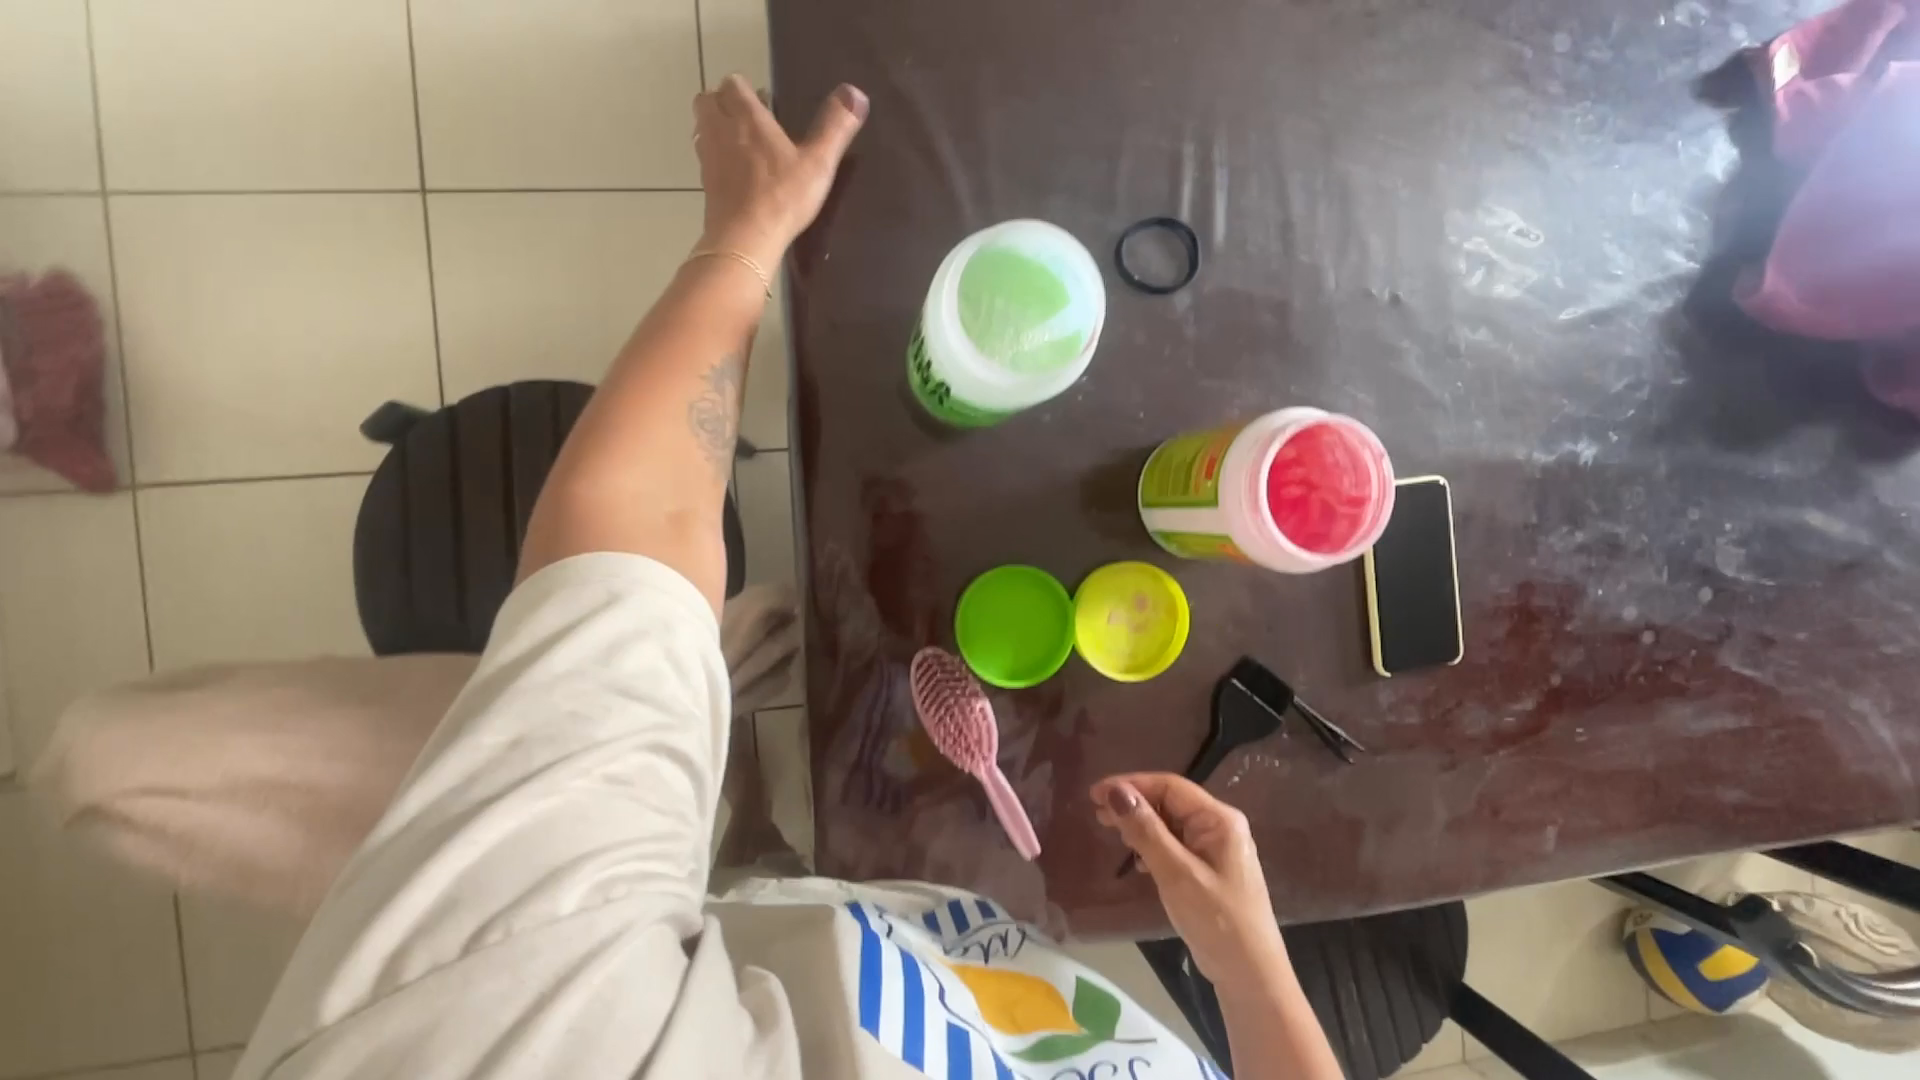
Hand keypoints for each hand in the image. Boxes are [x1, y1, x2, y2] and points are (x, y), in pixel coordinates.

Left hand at [692, 75, 867, 270]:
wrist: (744, 240)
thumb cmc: (782, 198)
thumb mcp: (818, 163)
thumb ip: (835, 127)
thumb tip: (855, 93)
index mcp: (747, 116)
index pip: (733, 83)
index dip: (746, 88)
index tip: (766, 103)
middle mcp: (721, 129)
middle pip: (708, 99)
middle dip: (725, 103)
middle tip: (750, 121)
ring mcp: (709, 157)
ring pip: (703, 127)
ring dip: (718, 127)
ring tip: (743, 145)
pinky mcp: (705, 183)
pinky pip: (706, 158)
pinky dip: (717, 157)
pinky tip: (738, 174)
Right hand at [1092, 773, 1288, 991]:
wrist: (1250, 976)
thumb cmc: (1217, 920)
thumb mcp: (1176, 873)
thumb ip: (1146, 830)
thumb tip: (1116, 791)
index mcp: (1219, 819)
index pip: (1169, 786)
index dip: (1131, 785)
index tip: (1095, 794)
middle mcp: (1220, 826)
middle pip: (1169, 801)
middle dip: (1133, 804)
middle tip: (1097, 813)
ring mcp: (1216, 849)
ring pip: (1170, 823)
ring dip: (1140, 824)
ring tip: (1112, 832)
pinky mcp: (1209, 870)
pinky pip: (1175, 844)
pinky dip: (1152, 845)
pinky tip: (1138, 860)